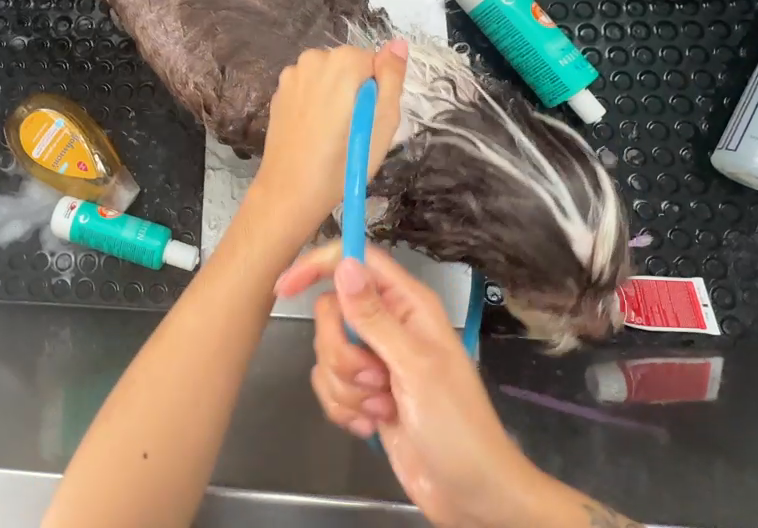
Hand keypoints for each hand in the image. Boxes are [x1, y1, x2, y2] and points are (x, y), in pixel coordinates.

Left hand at [245, 42, 407, 245]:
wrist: (291, 190)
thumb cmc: (345, 161)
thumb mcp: (384, 122)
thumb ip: (392, 78)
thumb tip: (398, 43)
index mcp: (344, 61)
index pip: (375, 64)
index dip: (377, 92)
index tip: (370, 119)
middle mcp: (314, 57)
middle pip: (349, 67)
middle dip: (355, 91)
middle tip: (355, 128)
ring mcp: (292, 74)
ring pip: (327, 77)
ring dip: (334, 95)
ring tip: (332, 132)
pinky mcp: (278, 92)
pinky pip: (308, 89)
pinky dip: (314, 103)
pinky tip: (313, 131)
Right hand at [277, 245, 541, 527]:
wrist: (471, 495)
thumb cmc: (457, 426)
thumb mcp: (416, 367)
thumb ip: (375, 316)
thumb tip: (344, 264)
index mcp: (408, 305)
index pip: (358, 262)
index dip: (319, 265)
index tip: (286, 288)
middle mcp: (389, 325)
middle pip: (332, 312)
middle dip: (341, 352)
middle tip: (374, 378)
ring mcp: (375, 360)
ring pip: (327, 351)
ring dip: (347, 387)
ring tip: (383, 409)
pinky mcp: (364, 393)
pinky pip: (329, 384)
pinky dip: (343, 407)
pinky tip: (372, 425)